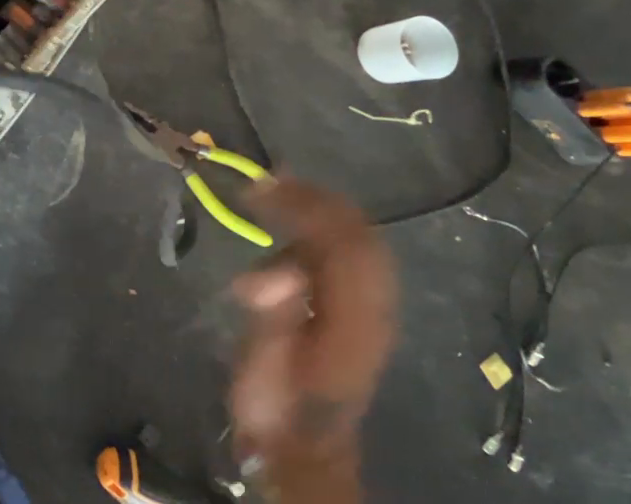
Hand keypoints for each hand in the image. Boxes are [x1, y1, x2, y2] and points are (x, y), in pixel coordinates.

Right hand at [230, 181, 396, 497]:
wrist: (304, 448)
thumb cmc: (276, 407)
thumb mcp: (264, 367)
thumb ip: (273, 318)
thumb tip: (275, 274)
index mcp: (353, 320)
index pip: (343, 246)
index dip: (303, 208)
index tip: (256, 190)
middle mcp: (373, 309)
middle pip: (359, 236)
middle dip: (314, 200)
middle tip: (267, 181)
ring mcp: (372, 311)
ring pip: (358, 243)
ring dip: (317, 212)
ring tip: (270, 196)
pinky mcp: (361, 313)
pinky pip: (352, 257)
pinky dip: (323, 231)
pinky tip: (290, 228)